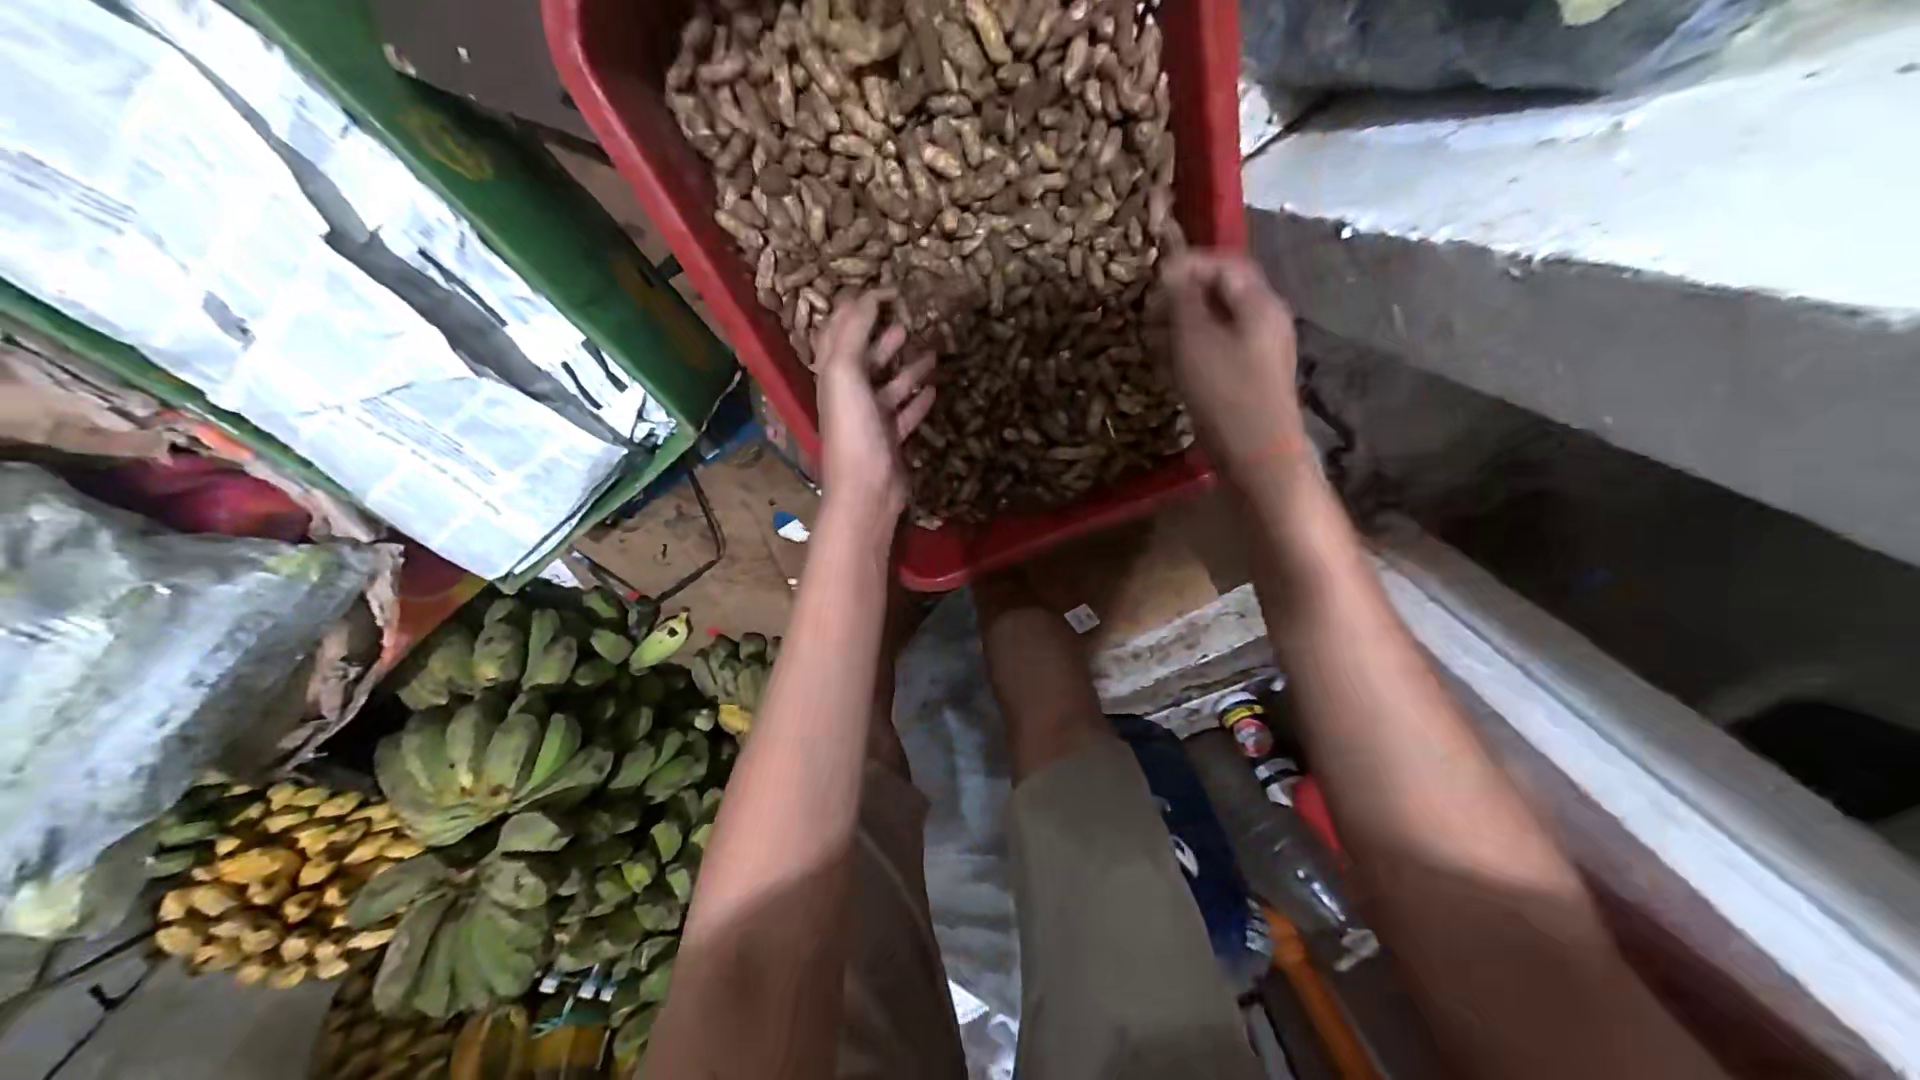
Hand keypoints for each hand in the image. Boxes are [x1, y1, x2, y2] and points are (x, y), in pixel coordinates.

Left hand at [812, 290, 936, 522]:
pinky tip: (934, 388)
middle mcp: (849, 394)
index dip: (856, 309)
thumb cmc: (854, 429)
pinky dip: (918, 400)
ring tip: (930, 349)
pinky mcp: (891, 439)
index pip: (839, 332)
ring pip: (889, 385)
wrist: (867, 489)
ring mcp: (871, 418)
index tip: (885, 291)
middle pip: (865, 358)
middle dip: (883, 337)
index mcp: (833, 375)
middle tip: (908, 318)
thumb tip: (866, 298)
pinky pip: (905, 414)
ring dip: (906, 367)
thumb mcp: (845, 374)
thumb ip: (853, 334)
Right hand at [1161, 251, 1304, 483]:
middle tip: (1149, 308)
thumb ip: (1183, 300)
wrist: (1257, 456)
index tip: (1153, 277)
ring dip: (1186, 322)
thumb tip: (1172, 269)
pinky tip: (1171, 362)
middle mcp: (1267, 321)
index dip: (1190, 263)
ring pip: (1221, 322)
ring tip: (1153, 335)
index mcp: (1260, 304)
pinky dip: (1194, 346)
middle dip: (1185, 294)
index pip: (1226, 264)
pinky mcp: (1251, 378)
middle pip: (1225, 292)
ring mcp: (1261, 352)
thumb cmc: (1225, 393)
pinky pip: (1221, 348)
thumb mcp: (1195, 340)